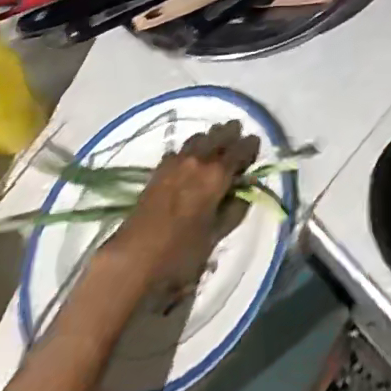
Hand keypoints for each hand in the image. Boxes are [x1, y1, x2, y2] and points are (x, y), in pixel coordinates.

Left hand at [103, 122, 258, 289]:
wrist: (134, 256)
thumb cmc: (181, 251)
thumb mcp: (217, 234)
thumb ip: (235, 209)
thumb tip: (244, 192)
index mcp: (217, 174)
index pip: (240, 149)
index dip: (251, 145)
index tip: (256, 145)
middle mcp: (198, 160)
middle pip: (218, 135)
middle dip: (231, 133)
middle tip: (239, 135)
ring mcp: (175, 162)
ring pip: (198, 138)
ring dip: (211, 138)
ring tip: (217, 144)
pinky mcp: (158, 169)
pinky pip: (182, 150)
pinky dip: (192, 149)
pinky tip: (192, 160)